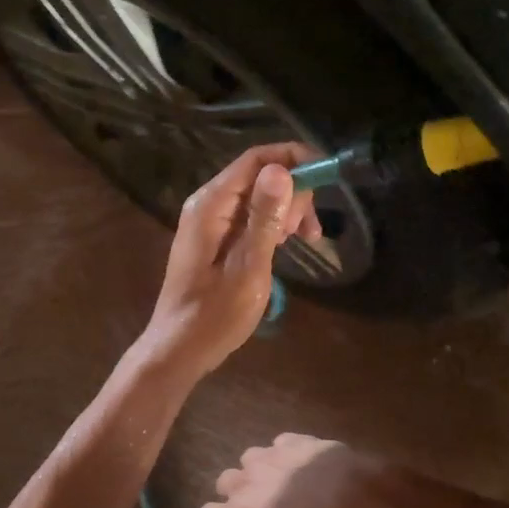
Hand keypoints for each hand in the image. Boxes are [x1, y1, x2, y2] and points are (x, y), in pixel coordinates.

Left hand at [131, 144, 322, 380]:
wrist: (179, 349)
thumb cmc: (214, 315)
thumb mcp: (247, 268)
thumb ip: (264, 218)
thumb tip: (282, 170)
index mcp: (211, 204)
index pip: (256, 159)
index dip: (294, 158)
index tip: (328, 177)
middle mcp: (208, 203)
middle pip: (260, 173)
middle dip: (293, 191)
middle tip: (309, 229)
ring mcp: (210, 220)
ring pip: (260, 194)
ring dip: (288, 209)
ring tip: (302, 240)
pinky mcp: (216, 237)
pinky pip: (252, 214)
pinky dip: (274, 224)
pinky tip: (285, 246)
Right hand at [195, 433, 404, 507]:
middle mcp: (245, 485)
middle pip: (225, 482)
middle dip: (239, 491)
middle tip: (262, 504)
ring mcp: (269, 457)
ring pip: (250, 458)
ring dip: (261, 469)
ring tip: (284, 480)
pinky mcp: (295, 440)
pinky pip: (280, 444)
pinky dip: (287, 453)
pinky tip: (305, 464)